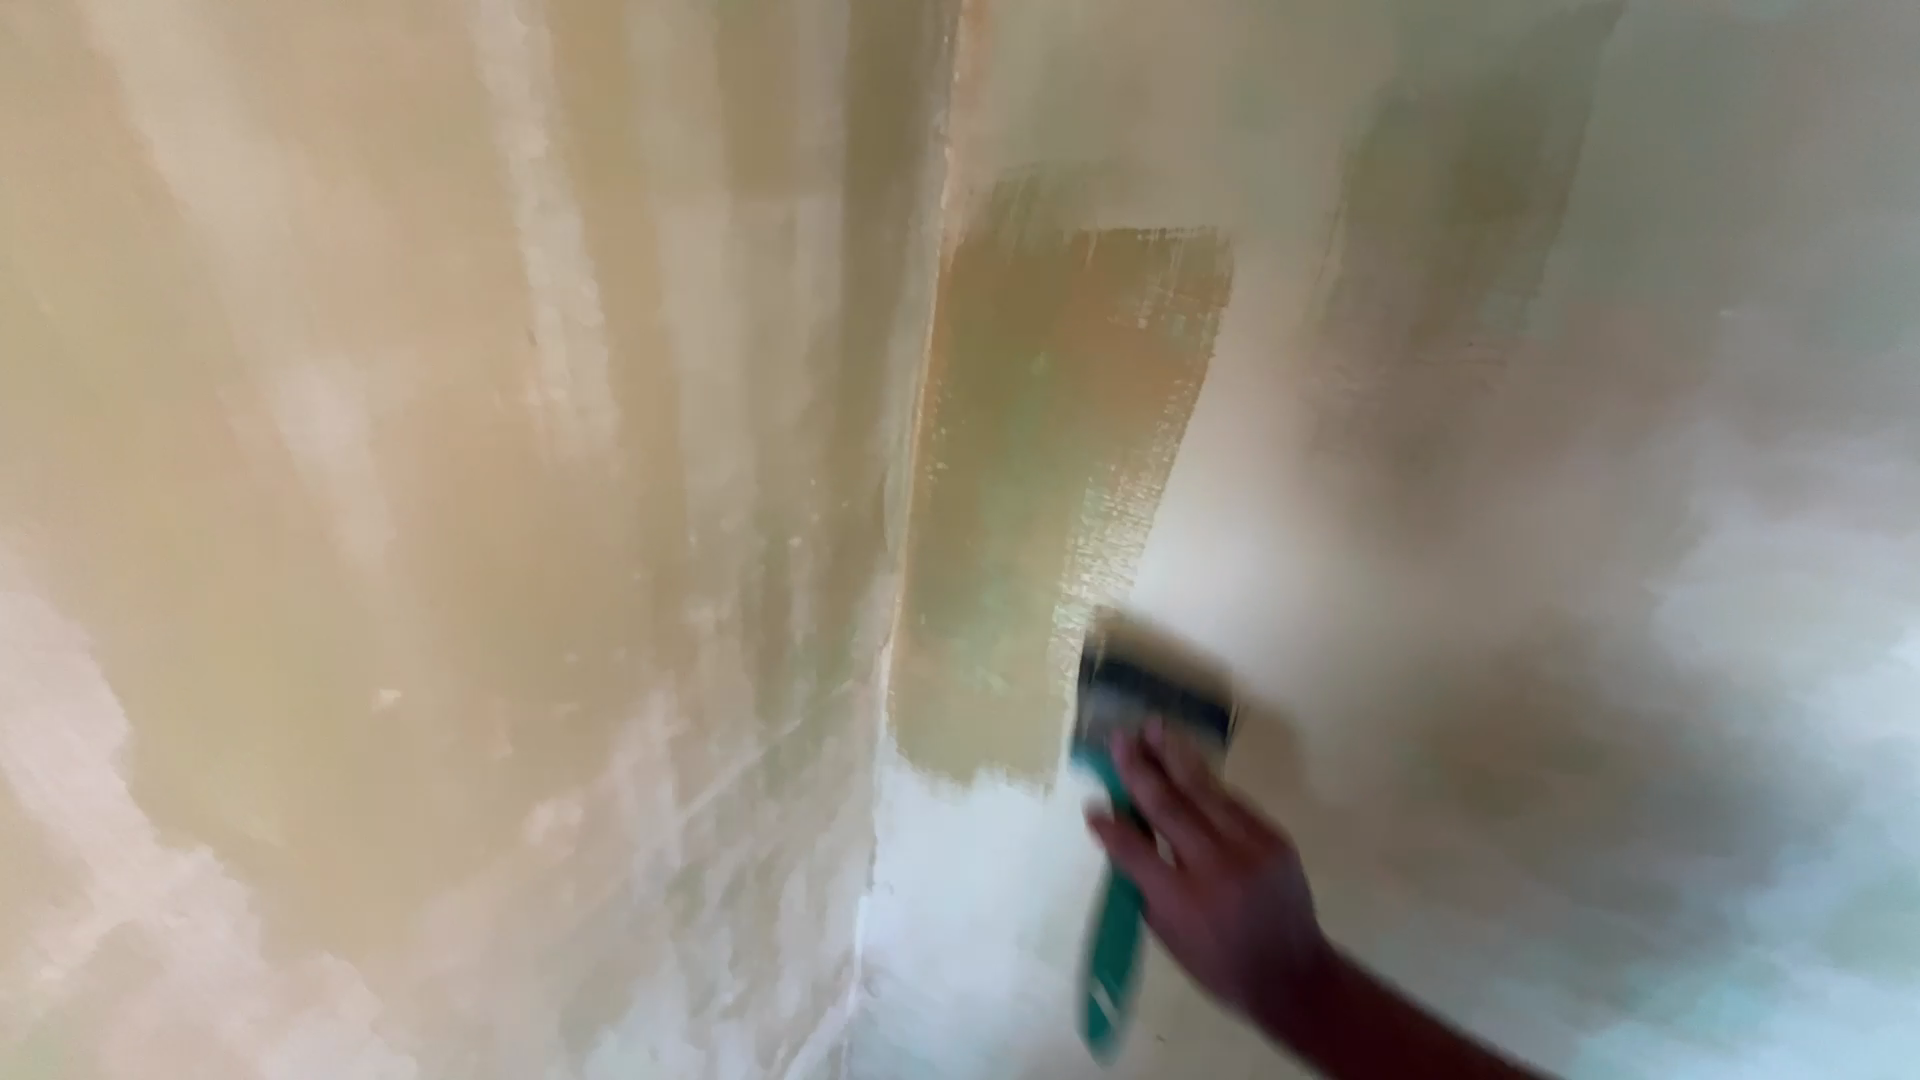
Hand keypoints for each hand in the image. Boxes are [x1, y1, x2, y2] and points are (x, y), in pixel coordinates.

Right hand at [1085, 719, 1328, 1029]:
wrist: (1295, 976)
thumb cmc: (1219, 961)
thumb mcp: (1169, 934)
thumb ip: (1144, 881)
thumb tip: (1122, 830)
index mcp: (1183, 902)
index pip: (1136, 852)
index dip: (1112, 827)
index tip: (1092, 804)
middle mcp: (1216, 869)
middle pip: (1169, 808)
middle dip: (1141, 770)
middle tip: (1121, 739)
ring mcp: (1249, 849)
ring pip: (1204, 791)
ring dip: (1174, 756)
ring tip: (1154, 728)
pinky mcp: (1272, 838)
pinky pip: (1229, 801)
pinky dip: (1204, 782)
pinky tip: (1185, 763)